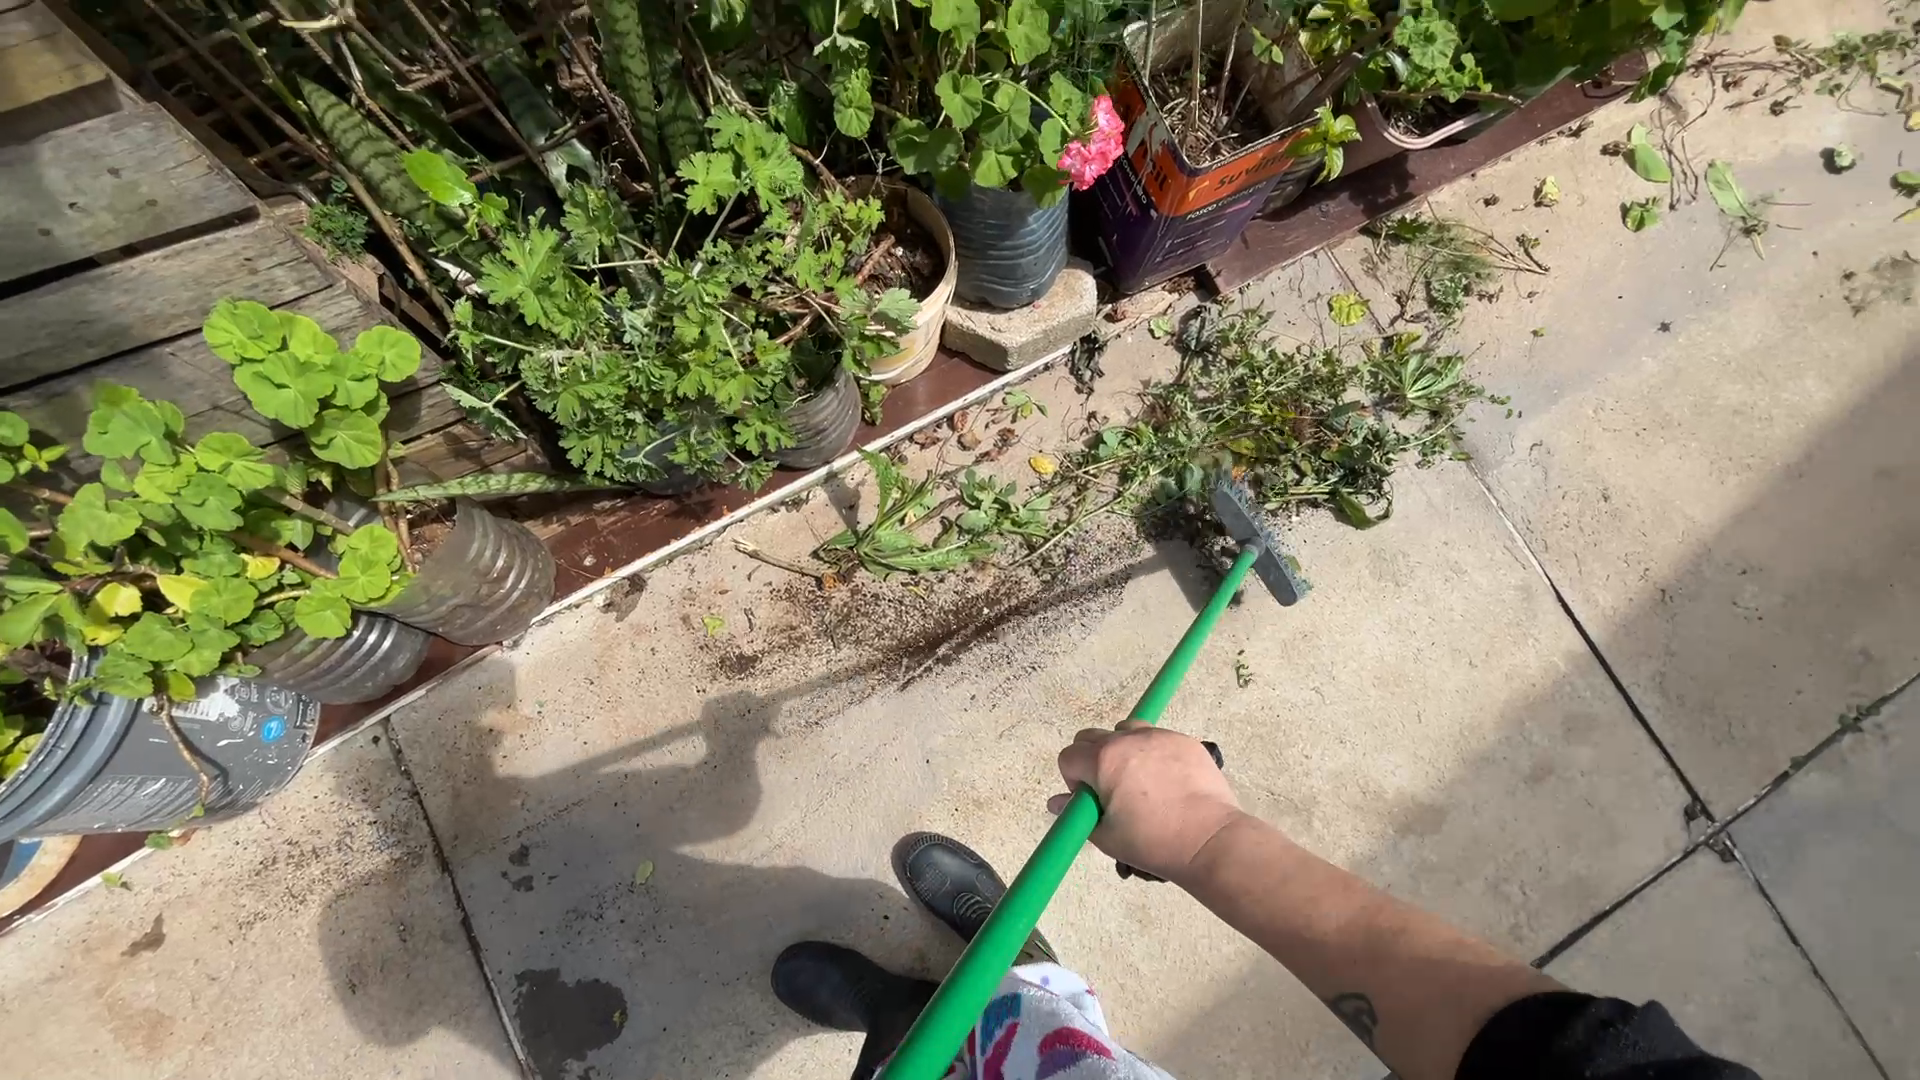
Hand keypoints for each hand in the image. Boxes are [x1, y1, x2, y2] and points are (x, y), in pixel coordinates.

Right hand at [1050, 722, 1247, 886]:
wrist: (1210, 840)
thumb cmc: (1154, 842)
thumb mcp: (1106, 835)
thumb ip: (1077, 815)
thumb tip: (1055, 804)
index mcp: (1102, 760)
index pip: (1068, 756)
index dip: (1074, 780)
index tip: (1091, 801)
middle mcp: (1126, 739)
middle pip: (1091, 737)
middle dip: (1092, 761)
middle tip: (1110, 791)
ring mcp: (1157, 736)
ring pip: (1124, 730)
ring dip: (1121, 750)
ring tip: (1139, 782)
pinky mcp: (1184, 740)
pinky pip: (1156, 737)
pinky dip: (1152, 753)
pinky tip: (1167, 782)